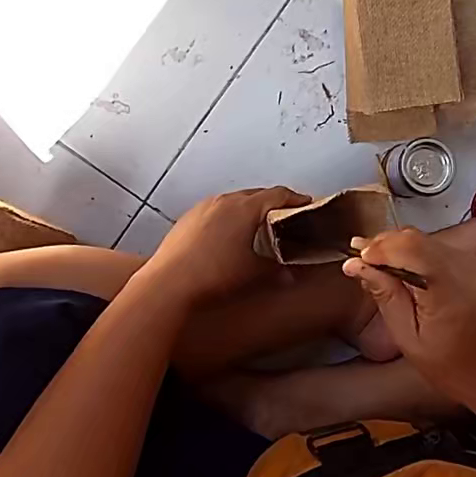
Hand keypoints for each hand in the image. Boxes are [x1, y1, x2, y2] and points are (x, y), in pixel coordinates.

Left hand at [142, 187, 308, 303]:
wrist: (170, 282)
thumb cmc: (212, 275)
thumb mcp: (254, 273)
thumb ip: (277, 270)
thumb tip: (289, 276)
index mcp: (245, 207)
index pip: (278, 194)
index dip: (295, 199)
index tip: (305, 203)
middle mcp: (224, 201)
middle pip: (256, 195)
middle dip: (272, 204)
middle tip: (285, 217)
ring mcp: (203, 208)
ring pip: (233, 202)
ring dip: (247, 210)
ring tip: (256, 228)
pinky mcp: (188, 219)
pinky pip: (214, 211)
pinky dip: (226, 219)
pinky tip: (227, 237)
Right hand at [341, 228, 475, 409]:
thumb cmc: (453, 366)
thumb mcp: (408, 338)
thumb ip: (384, 295)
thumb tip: (355, 265)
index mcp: (453, 294)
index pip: (412, 248)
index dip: (381, 248)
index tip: (359, 259)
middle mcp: (468, 271)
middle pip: (415, 238)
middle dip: (383, 245)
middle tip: (360, 261)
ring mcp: (474, 264)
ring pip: (423, 237)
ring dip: (395, 246)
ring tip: (374, 265)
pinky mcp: (474, 262)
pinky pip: (434, 245)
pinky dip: (410, 251)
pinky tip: (397, 268)